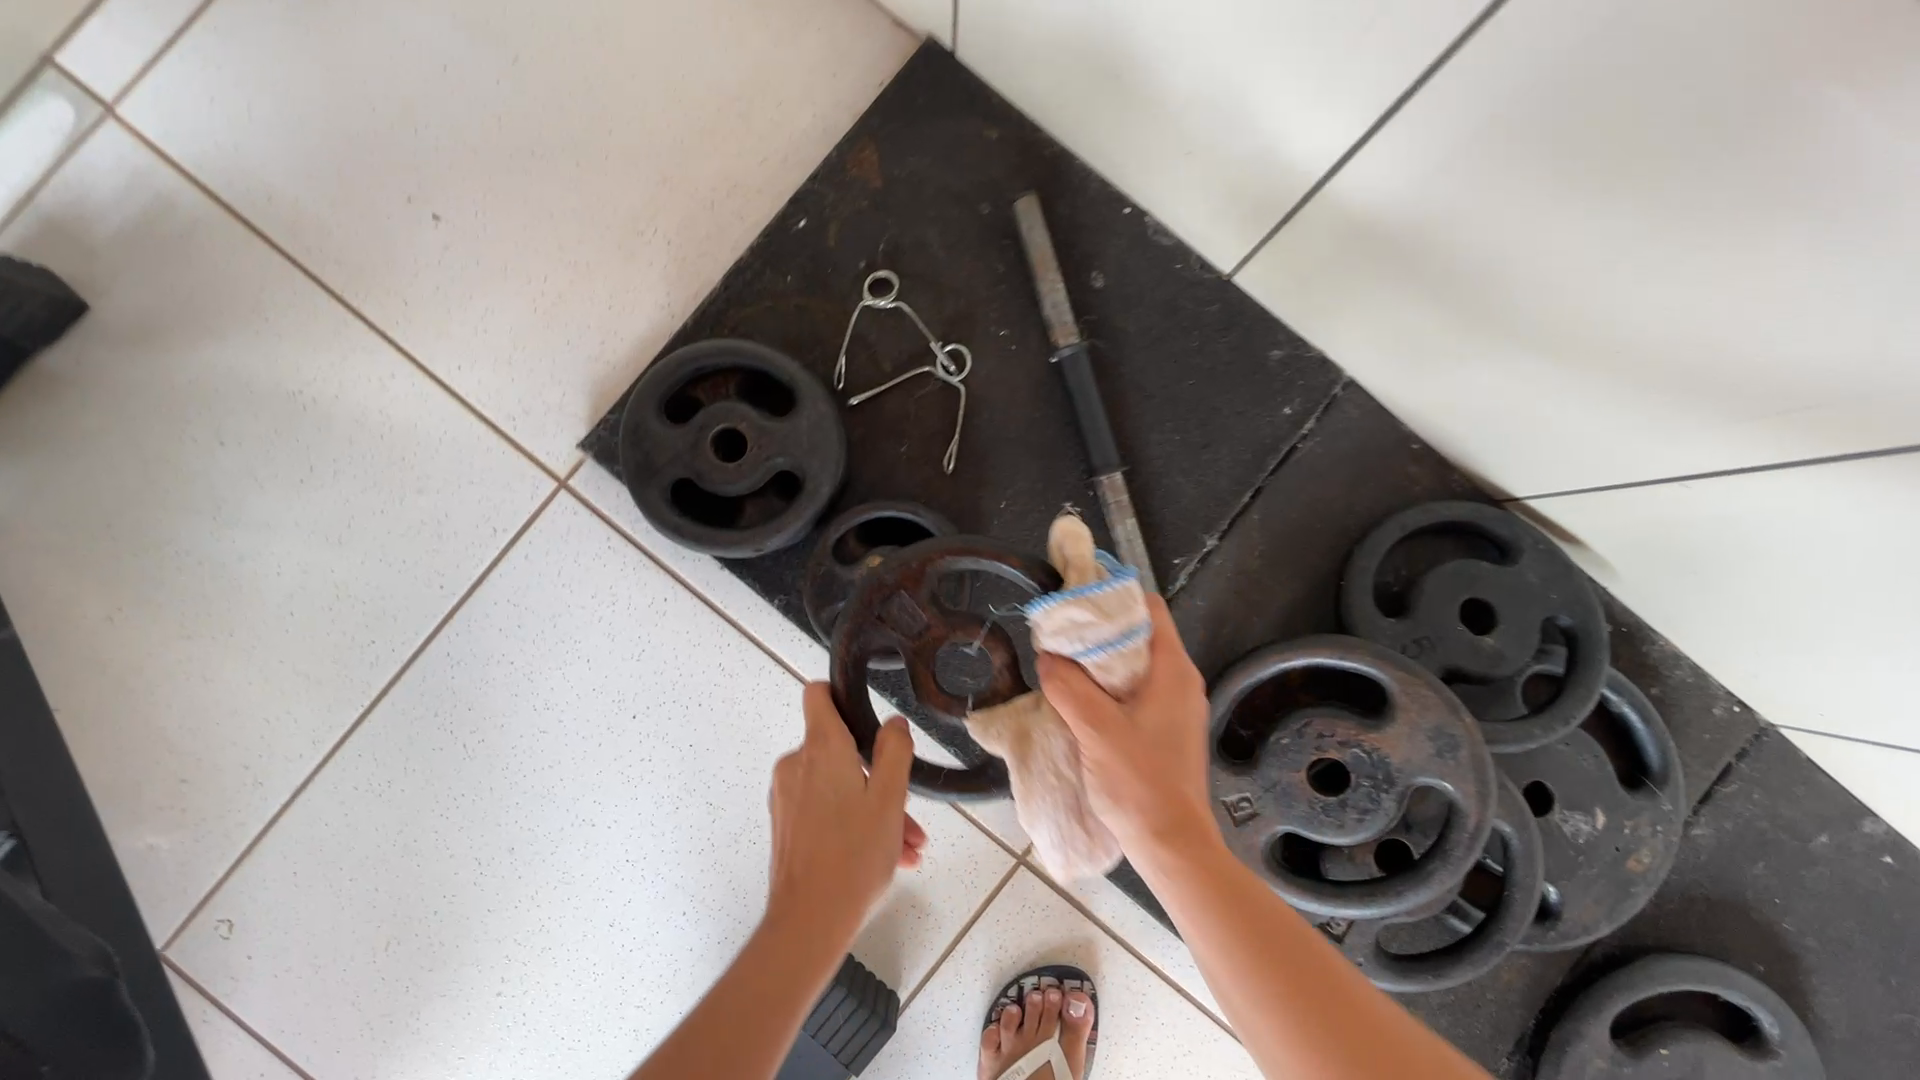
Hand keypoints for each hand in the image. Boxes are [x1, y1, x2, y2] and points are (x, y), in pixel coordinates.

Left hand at [766, 683, 927, 941]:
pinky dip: (853, 824)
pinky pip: (824, 810)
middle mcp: (796, 765)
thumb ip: (894, 751)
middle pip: (839, 750)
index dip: (842, 694)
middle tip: (910, 813)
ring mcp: (786, 797)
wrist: (808, 923)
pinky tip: (888, 857)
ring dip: (873, 808)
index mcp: (820, 747)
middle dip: (877, 775)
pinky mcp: (785, 826)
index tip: (868, 715)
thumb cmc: (854, 855)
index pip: (818, 694)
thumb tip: (893, 723)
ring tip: (907, 847)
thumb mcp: (889, 799)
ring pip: (837, 786)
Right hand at [1037, 595, 1216, 857]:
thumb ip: (1068, 686)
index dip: (1112, 598)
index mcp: (1173, 670)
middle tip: (1059, 637)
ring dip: (1100, 665)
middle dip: (1098, 633)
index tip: (1074, 603)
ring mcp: (1176, 709)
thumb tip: (1047, 656)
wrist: (1172, 845)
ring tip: (1062, 668)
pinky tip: (1079, 704)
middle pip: (1139, 636)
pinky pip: (1136, 695)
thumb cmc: (1140, 783)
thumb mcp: (1095, 729)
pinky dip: (1108, 690)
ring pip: (1135, 668)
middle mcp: (1181, 682)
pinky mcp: (1167, 733)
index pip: (1148, 608)